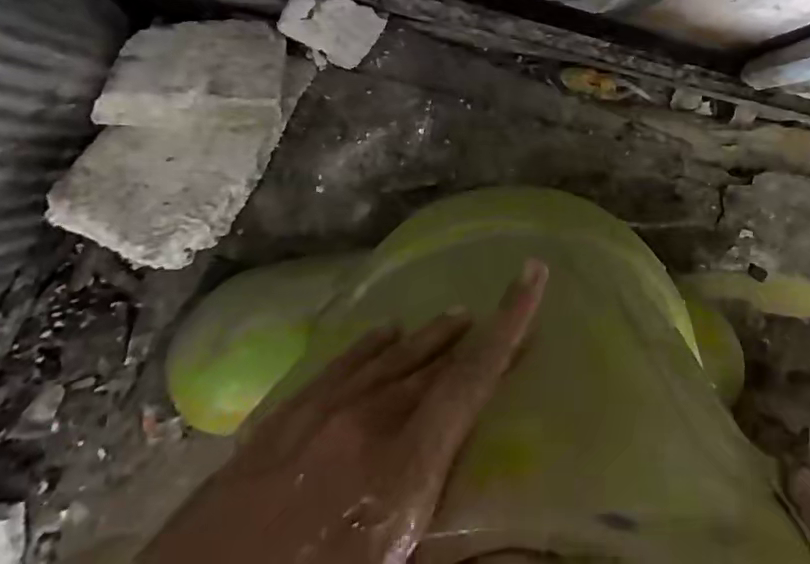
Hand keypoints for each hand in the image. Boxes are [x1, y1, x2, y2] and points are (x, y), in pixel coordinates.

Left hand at [142, 258, 548, 563]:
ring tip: (456, 318)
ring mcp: (313, 423)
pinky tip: (383, 334)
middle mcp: (364, 429)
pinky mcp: (272, 431)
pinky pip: (334, 371)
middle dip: (474, 338)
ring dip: (427, 339)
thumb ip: (463, 554)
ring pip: (387, 362)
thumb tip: (537, 549)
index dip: (511, 323)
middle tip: (503, 314)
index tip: (534, 274)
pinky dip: (368, 349)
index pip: (472, 379)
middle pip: (434, 367)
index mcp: (402, 471)